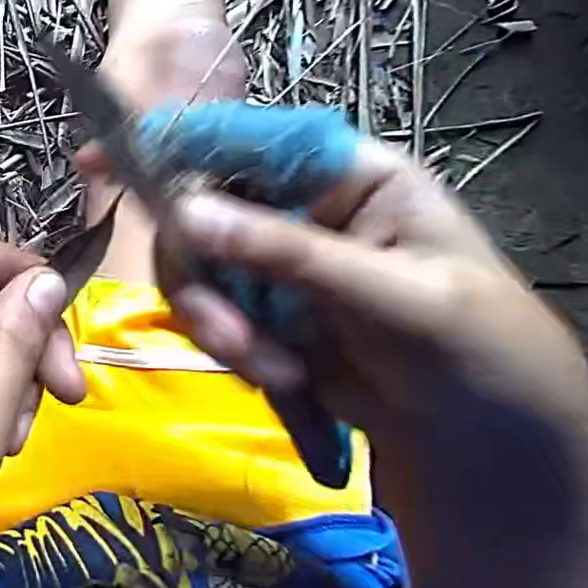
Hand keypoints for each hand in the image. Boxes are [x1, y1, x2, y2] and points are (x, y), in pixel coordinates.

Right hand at [161, 139, 587, 464]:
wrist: (489, 448)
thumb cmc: (479, 352)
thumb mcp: (396, 299)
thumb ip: (289, 253)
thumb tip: (183, 213)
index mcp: (343, 174)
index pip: (243, 138)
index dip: (173, 140)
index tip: (99, 156)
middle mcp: (294, 205)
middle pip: (197, 207)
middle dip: (201, 274)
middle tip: (227, 336)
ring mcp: (268, 258)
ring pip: (192, 264)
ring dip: (215, 320)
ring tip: (270, 371)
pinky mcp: (253, 306)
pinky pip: (203, 309)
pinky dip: (227, 345)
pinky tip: (279, 378)